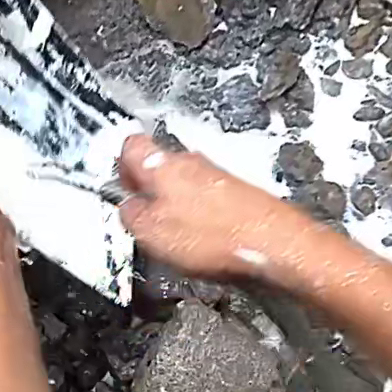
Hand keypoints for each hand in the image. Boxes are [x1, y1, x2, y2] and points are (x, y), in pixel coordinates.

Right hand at [116, 134, 315, 281]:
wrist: (271, 244)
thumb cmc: (212, 236)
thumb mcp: (151, 233)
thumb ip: (130, 216)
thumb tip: (125, 208)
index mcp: (163, 165)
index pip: (130, 146)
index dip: (119, 167)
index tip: (120, 189)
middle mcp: (190, 162)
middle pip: (157, 166)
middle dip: (147, 191)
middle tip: (144, 220)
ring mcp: (216, 176)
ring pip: (181, 184)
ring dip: (173, 207)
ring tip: (175, 237)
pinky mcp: (235, 194)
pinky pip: (205, 200)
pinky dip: (197, 217)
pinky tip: (201, 241)